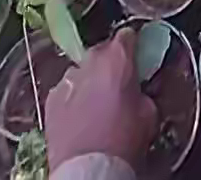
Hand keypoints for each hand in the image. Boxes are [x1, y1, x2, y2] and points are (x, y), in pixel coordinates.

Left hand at [44, 27, 159, 170]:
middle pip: (103, 51)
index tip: (135, 60)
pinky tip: (78, 118)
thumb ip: (143, 91)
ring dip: (89, 81)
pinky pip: (66, 90)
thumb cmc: (123, 140)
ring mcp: (68, 78)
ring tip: (95, 106)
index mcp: (118, 57)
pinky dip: (72, 99)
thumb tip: (138, 90)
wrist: (87, 172)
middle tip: (116, 87)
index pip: (127, 35)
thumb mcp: (149, 113)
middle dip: (110, 65)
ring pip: (82, 71)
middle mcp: (91, 60)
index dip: (132, 47)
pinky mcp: (51, 98)